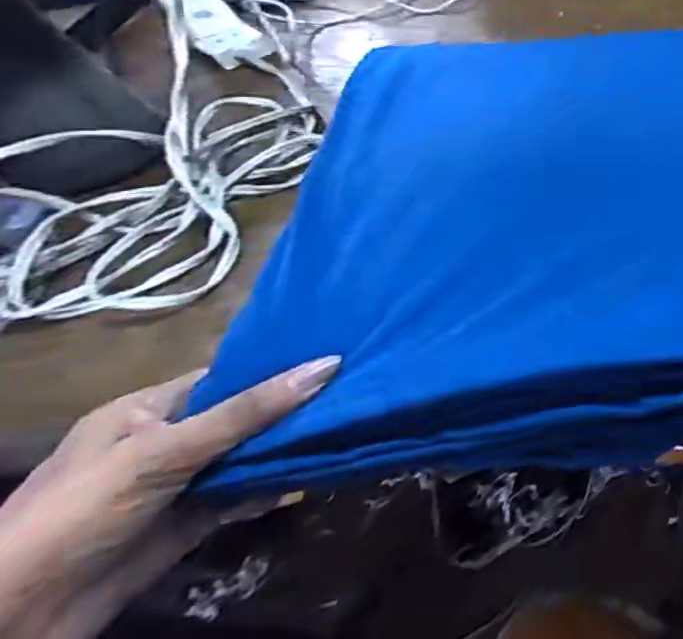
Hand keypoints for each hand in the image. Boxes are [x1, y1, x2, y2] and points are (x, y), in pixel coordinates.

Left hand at [0, 356, 339, 638]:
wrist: (15, 618)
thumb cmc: (77, 514)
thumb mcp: (162, 452)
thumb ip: (247, 410)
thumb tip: (332, 362)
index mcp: (144, 412)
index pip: (227, 376)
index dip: (281, 364)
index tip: (343, 352)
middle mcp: (166, 441)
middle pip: (247, 414)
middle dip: (299, 406)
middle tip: (365, 384)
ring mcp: (181, 482)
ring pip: (254, 452)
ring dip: (296, 445)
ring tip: (359, 422)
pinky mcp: (196, 517)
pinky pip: (251, 490)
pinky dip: (283, 482)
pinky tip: (324, 470)